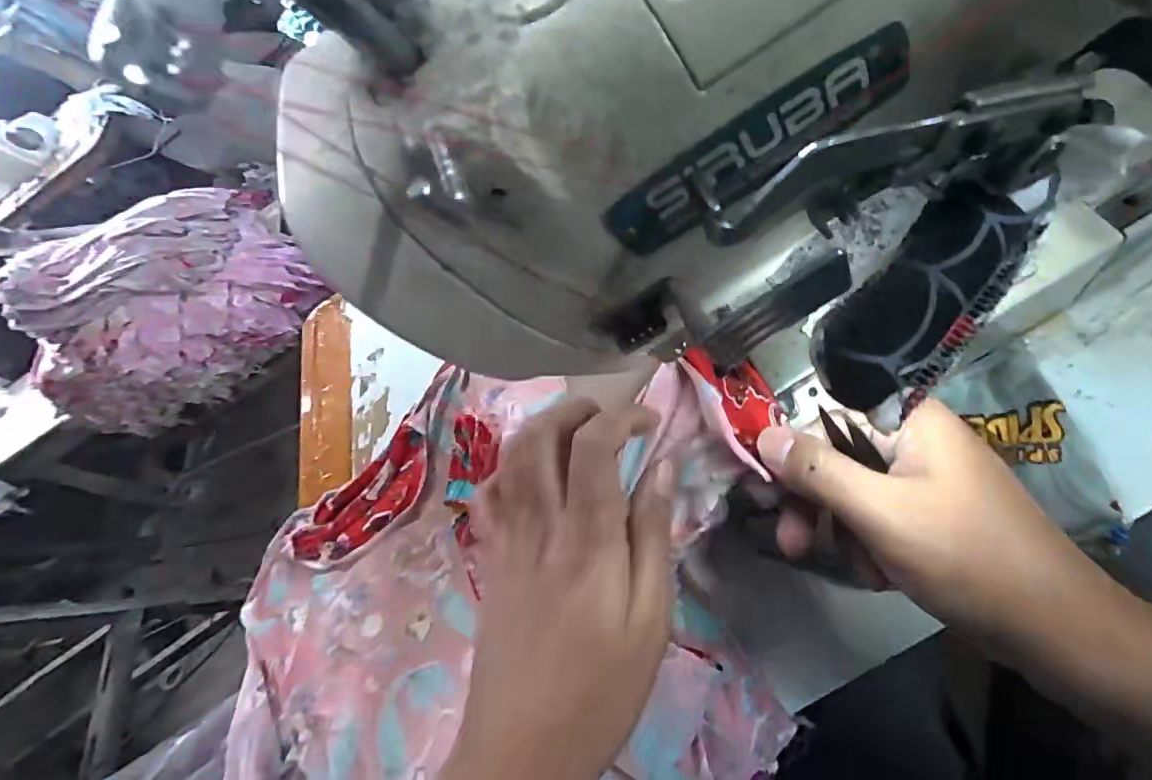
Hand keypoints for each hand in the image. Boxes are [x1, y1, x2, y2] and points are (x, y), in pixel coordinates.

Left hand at [447, 400, 675, 779]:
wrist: (518, 755)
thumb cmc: (600, 689)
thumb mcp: (651, 618)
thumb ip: (655, 535)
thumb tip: (663, 468)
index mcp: (587, 538)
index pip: (594, 445)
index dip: (623, 416)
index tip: (651, 423)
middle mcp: (540, 526)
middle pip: (540, 436)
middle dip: (576, 407)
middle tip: (610, 414)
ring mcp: (506, 542)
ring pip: (510, 458)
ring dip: (544, 427)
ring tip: (578, 432)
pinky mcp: (489, 562)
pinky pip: (488, 495)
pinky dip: (511, 468)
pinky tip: (535, 476)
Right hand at [758, 399, 1132, 646]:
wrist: (1053, 623)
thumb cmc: (964, 555)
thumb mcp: (881, 513)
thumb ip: (819, 472)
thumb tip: (764, 434)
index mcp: (910, 417)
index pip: (829, 414)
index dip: (794, 449)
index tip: (766, 489)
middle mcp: (918, 436)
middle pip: (842, 455)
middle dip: (817, 503)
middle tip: (792, 544)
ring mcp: (930, 476)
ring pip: (860, 491)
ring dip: (848, 533)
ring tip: (866, 573)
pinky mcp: (936, 511)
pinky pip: (885, 515)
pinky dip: (875, 545)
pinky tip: (886, 578)